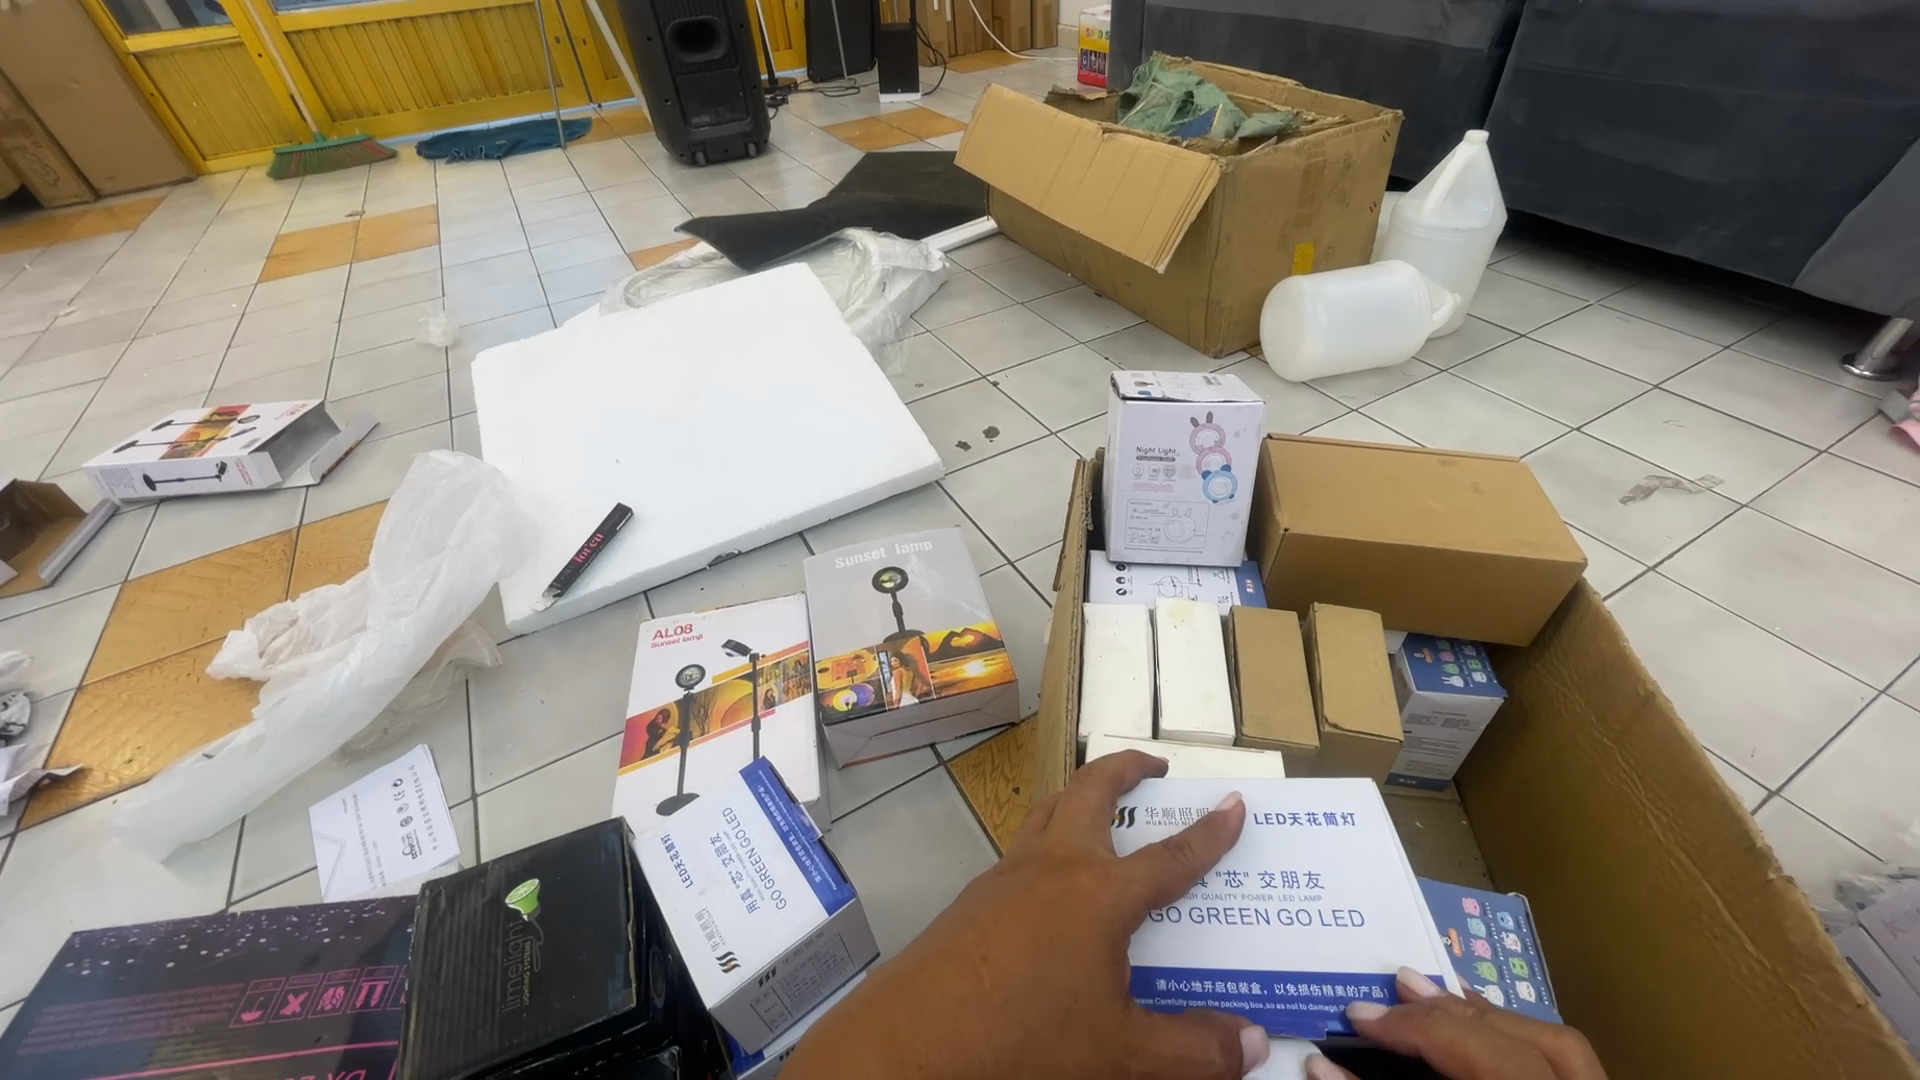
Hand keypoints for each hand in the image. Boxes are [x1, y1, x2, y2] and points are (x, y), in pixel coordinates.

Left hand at [782, 749, 1267, 1079]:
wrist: (921, 1036)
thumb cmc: (1029, 1035)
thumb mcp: (1123, 1054)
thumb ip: (1193, 1050)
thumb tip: (1253, 1043)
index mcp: (1100, 894)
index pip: (1170, 857)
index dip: (1209, 832)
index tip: (1232, 802)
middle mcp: (1056, 864)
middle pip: (1092, 790)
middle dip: (1126, 768)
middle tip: (1154, 768)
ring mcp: (1010, 870)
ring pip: (1050, 807)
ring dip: (1080, 794)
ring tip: (1101, 805)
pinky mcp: (978, 889)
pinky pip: (1022, 844)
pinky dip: (1048, 836)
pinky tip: (1050, 878)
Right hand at [1305, 968, 1607, 1079]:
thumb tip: (1317, 1065)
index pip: (1483, 1057)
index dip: (1414, 1029)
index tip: (1357, 1017)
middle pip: (1529, 1043)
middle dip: (1450, 1012)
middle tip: (1391, 988)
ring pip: (1560, 1044)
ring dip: (1487, 1012)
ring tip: (1429, 992)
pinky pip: (1570, 1061)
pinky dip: (1517, 1034)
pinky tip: (1478, 1022)